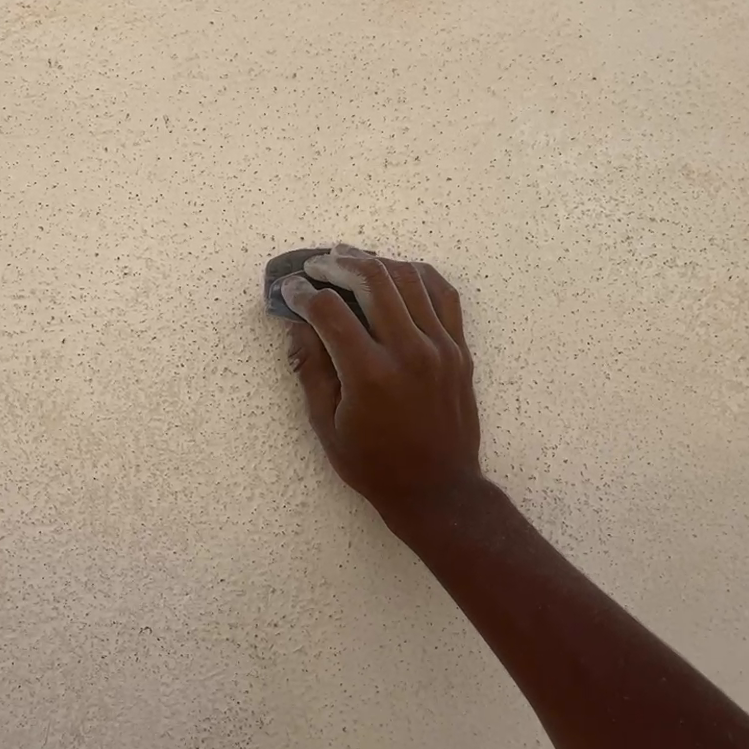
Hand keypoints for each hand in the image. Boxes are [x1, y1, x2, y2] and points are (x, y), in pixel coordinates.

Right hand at [280, 245, 484, 537]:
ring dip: (375, 261)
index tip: (289, 289)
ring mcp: (441, 347)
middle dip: (336, 264)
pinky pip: (443, 293)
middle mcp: (409, 352)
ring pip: (409, 278)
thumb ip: (310, 370)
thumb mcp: (325, 425)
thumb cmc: (373, 465)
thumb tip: (298, 325)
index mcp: (369, 374)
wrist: (438, 490)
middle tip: (316, 265)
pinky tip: (397, 270)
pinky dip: (418, 273)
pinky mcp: (460, 349)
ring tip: (350, 257)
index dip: (302, 294)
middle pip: (372, 280)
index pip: (329, 312)